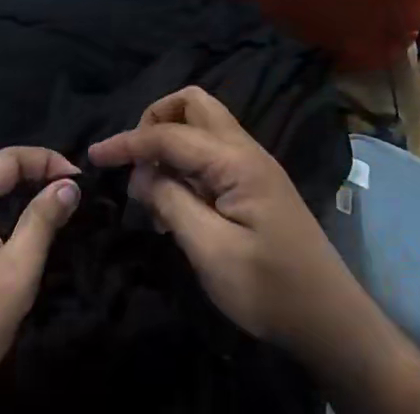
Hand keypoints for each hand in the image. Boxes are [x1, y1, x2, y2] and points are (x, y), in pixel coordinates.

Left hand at [0, 147, 80, 412]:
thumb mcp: (16, 269)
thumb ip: (43, 219)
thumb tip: (70, 185)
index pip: (9, 159)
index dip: (48, 161)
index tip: (81, 181)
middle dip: (39, 173)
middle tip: (75, 191)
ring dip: (28, 191)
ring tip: (61, 203)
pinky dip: (13, 210)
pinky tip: (34, 224)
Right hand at [87, 87, 357, 350]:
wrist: (326, 314)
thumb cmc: (268, 287)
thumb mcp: (211, 251)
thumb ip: (172, 203)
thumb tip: (141, 174)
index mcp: (236, 160)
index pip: (171, 133)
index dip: (129, 141)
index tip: (94, 156)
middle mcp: (245, 149)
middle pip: (194, 105)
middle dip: (157, 121)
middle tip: (135, 164)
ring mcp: (251, 163)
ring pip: (202, 126)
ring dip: (170, 146)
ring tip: (153, 197)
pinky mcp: (253, 182)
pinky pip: (211, 154)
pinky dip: (185, 165)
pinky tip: (175, 206)